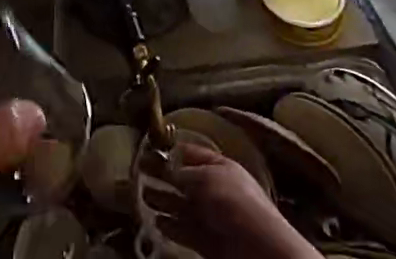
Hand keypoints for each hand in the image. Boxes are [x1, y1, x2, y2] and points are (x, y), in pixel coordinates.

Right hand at [146, 143, 321, 258]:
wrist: (256, 246)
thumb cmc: (233, 201)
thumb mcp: (207, 179)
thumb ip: (184, 174)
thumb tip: (167, 167)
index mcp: (220, 166)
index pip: (193, 153)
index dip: (174, 151)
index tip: (151, 149)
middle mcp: (214, 188)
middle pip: (185, 180)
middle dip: (163, 176)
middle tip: (139, 172)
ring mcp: (211, 216)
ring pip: (182, 206)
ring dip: (163, 201)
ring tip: (141, 196)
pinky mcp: (206, 241)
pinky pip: (185, 230)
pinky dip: (171, 226)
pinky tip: (156, 222)